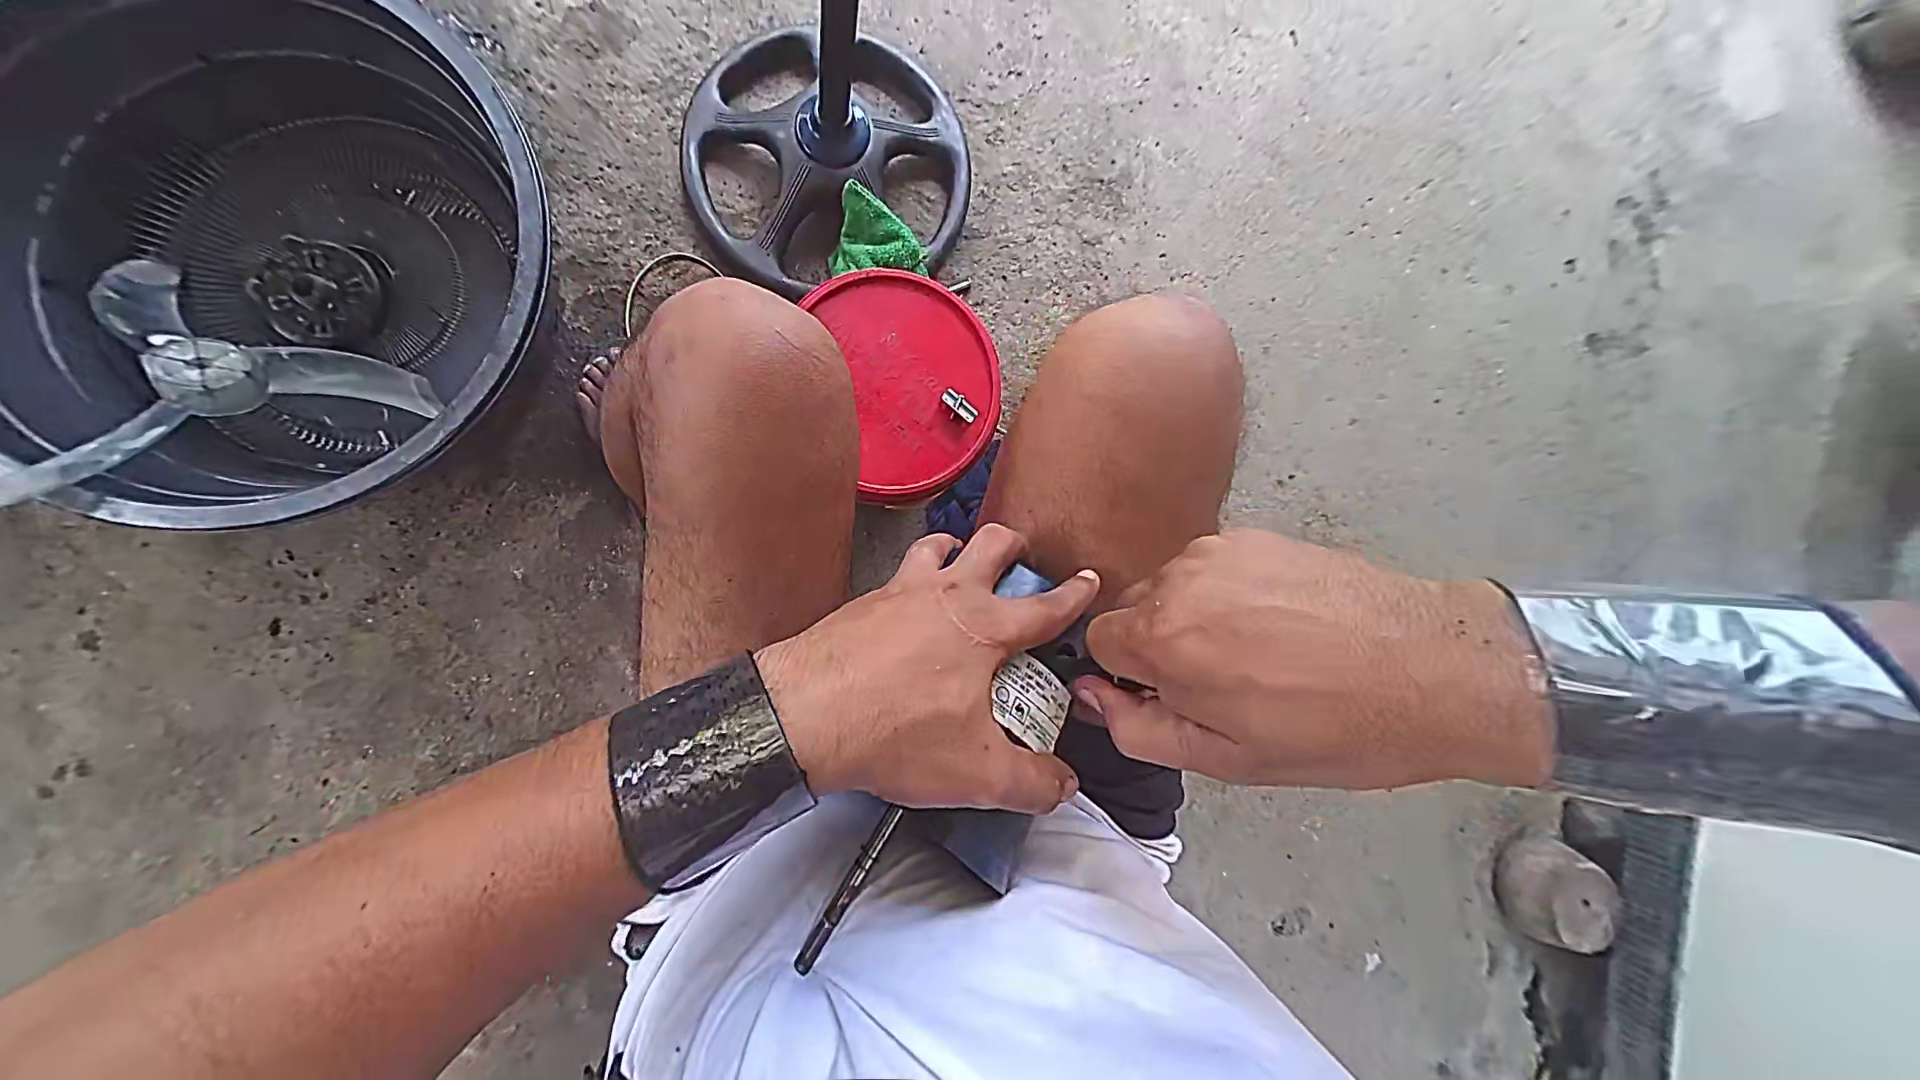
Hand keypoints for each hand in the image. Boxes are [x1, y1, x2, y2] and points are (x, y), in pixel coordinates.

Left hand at [756, 524, 1098, 813]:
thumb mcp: (976, 773)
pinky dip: (913, 575)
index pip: (1045, 606)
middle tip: (1022, 561)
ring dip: (958, 549)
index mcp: (983, 628)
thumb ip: (1031, 782)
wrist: (802, 716)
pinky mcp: (865, 602)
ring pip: (939, 544)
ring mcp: (901, 592)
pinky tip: (908, 602)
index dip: (1074, 594)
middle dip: (1017, 546)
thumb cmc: (887, 731)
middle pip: (994, 544)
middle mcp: (945, 596)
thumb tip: (1059, 784)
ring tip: (963, 564)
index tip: (1086, 582)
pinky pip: (897, 572)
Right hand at [1076, 529, 1551, 789]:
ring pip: (1169, 586)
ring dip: (1190, 615)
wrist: (1432, 667)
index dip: (1126, 671)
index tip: (1165, 689)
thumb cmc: (1332, 725)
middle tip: (1216, 679)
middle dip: (1156, 643)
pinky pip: (1209, 567)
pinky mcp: (1253, 537)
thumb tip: (1091, 696)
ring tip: (1254, 649)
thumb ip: (1137, 728)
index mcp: (1162, 637)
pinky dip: (1224, 591)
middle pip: (1130, 609)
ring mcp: (1217, 552)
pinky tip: (1275, 620)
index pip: (1098, 639)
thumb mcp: (1226, 759)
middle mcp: (1178, 581)